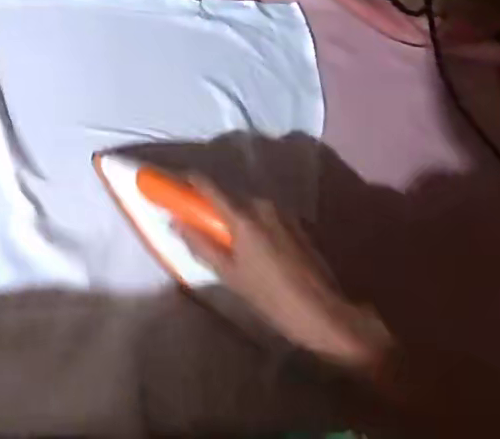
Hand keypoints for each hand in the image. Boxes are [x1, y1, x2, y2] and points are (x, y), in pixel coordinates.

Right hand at [174, 178, 393, 377]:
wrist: (330, 318)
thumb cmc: (274, 298)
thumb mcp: (230, 276)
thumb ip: (200, 244)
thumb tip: (175, 220)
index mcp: (243, 215)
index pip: (206, 184)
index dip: (184, 180)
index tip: (169, 183)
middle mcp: (261, 205)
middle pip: (225, 193)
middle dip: (208, 203)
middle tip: (197, 221)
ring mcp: (282, 214)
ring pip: (245, 204)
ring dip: (231, 214)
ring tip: (226, 240)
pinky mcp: (296, 225)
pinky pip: (262, 215)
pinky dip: (250, 222)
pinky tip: (252, 248)